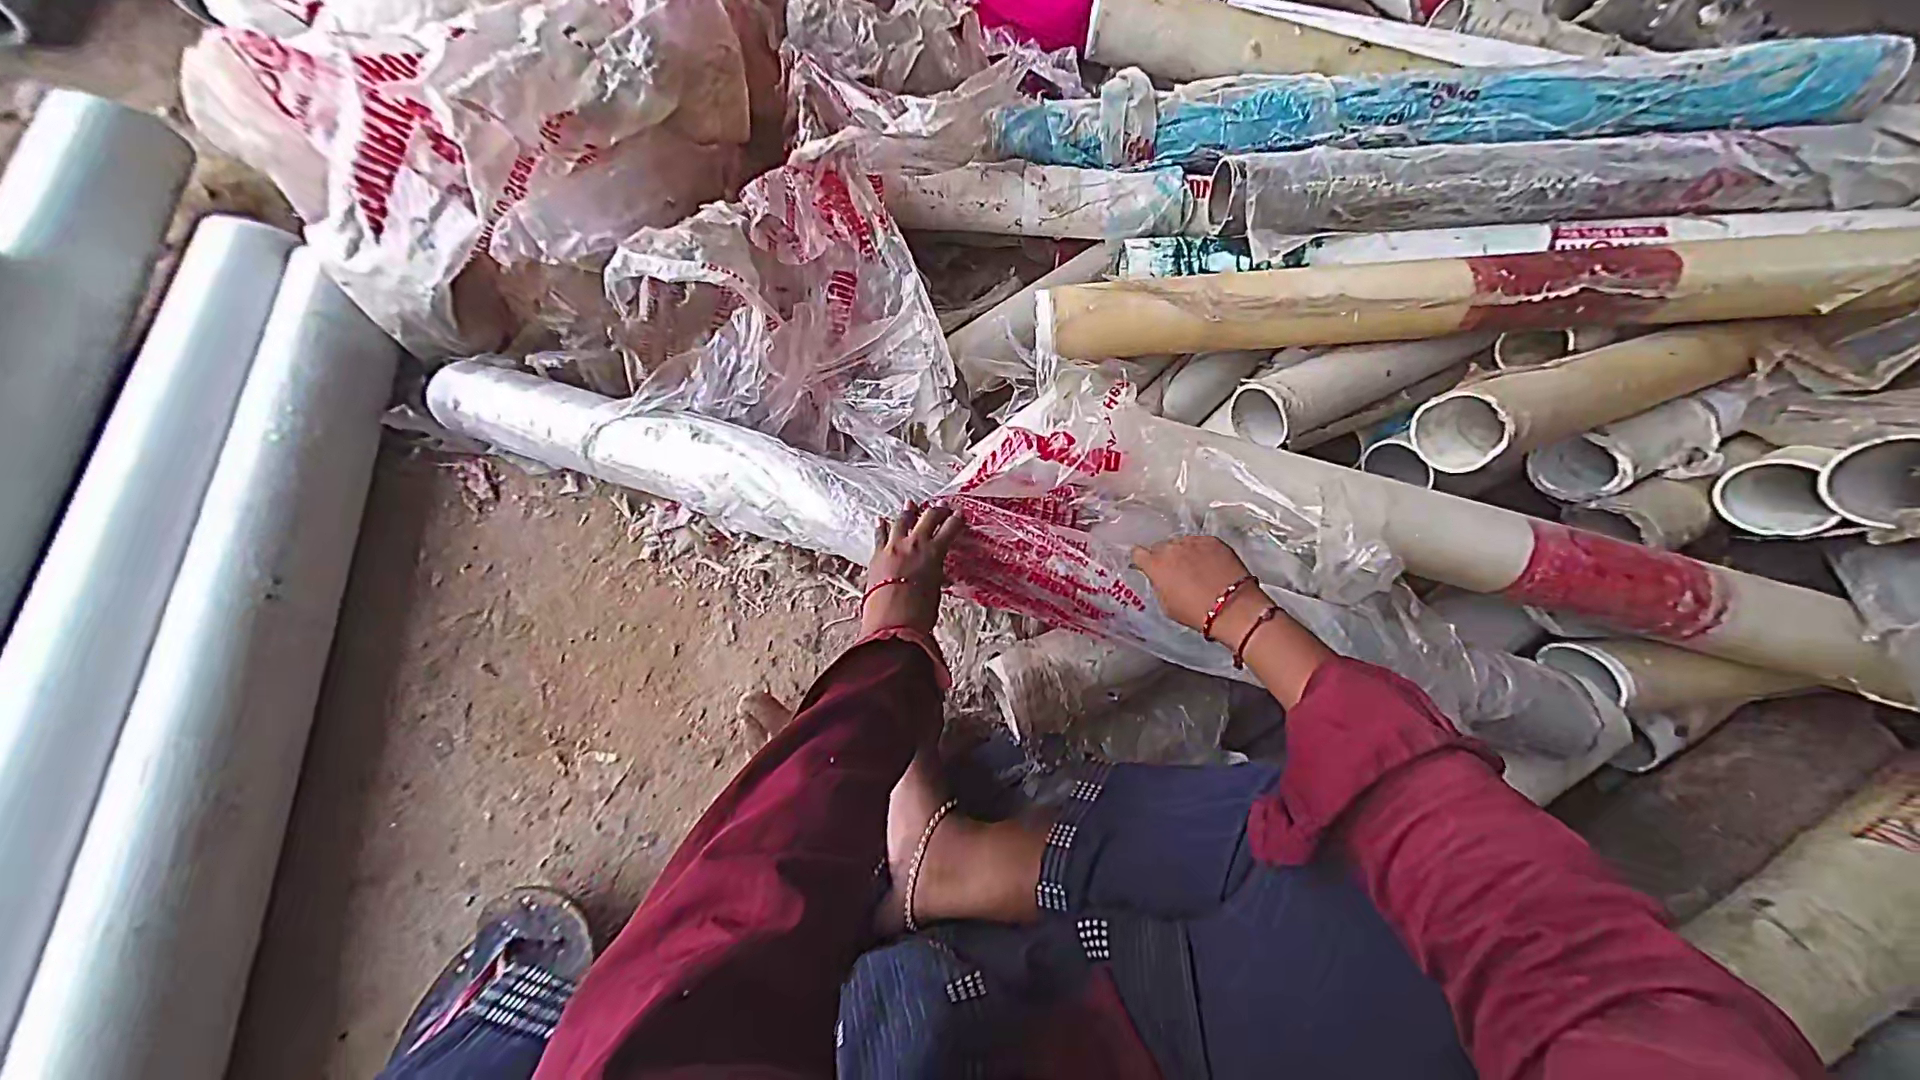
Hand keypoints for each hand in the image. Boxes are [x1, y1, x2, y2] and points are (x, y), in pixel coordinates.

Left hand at [863, 502, 965, 635]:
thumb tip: (938, 574)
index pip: (950, 529)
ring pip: (901, 521)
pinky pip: (880, 535)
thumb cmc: (920, 611)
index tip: (960, 514)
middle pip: (927, 517)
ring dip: (908, 511)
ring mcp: (893, 547)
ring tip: (910, 504)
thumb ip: (935, 576)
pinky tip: (881, 520)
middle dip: (937, 510)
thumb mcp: (935, 590)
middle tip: (942, 506)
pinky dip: (882, 527)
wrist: (891, 621)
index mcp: (933, 552)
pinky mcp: (877, 555)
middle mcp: (914, 544)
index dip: (956, 519)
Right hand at [1131, 534, 1262, 639]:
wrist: (1231, 606)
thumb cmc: (1194, 611)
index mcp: (1155, 564)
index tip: (1147, 567)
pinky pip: (1200, 542)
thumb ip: (1158, 584)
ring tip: (1194, 566)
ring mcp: (1193, 541)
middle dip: (1164, 557)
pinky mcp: (1213, 540)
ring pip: (1181, 542)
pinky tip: (1208, 563)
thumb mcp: (1165, 604)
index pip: (1137, 553)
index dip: (1141, 560)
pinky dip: (1200, 550)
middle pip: (1161, 547)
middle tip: (1174, 571)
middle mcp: (1171, 548)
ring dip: (1183, 552)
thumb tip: (1159, 577)